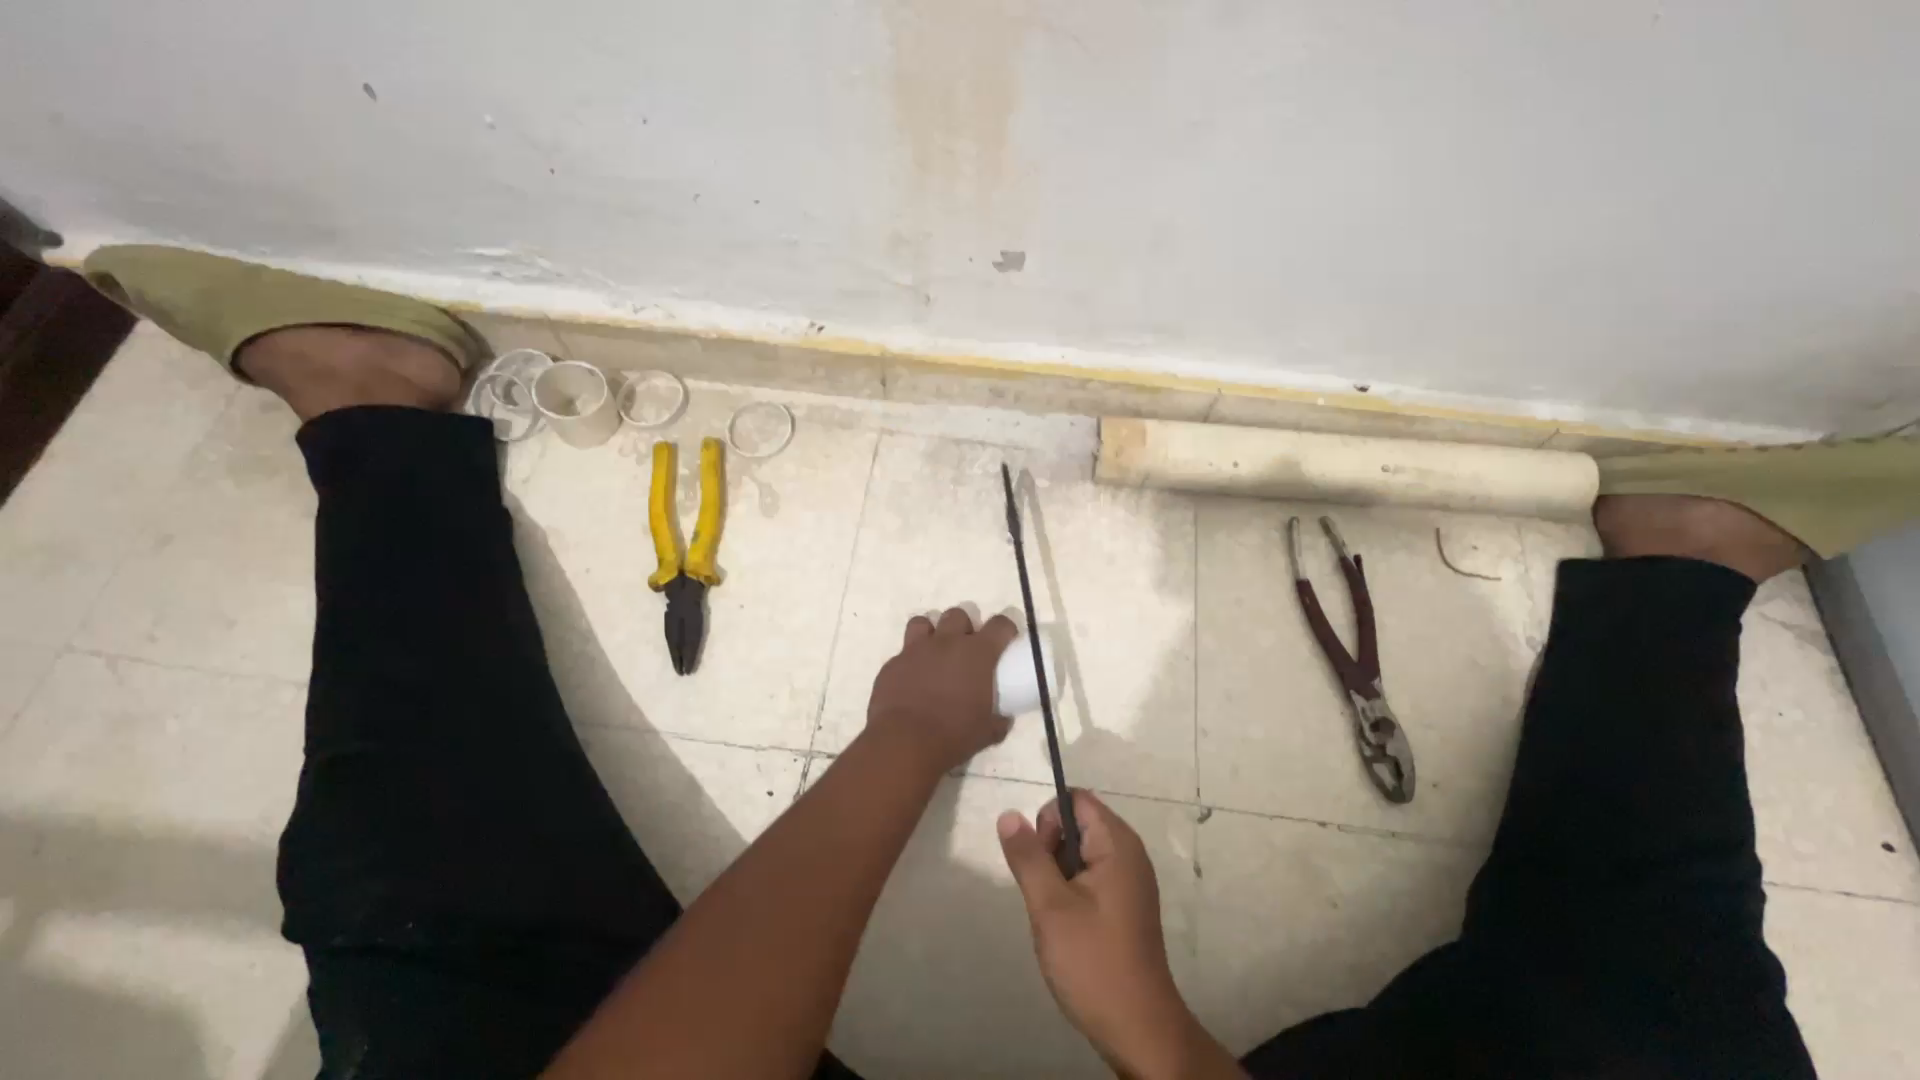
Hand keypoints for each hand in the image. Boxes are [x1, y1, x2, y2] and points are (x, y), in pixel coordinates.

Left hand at [866, 608, 1018, 775]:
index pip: (1000, 624)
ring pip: (923, 622)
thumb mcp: (988, 731)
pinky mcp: (893, 663)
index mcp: (977, 653)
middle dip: (964, 628)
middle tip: (965, 651)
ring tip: (934, 655)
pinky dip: (910, 661)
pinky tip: (911, 681)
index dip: (1005, 630)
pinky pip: (902, 653)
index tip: (1005, 642)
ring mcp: (916, 650)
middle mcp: (947, 642)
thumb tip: (1003, 718)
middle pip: (958, 615)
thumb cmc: (954, 734)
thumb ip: (999, 719)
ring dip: (932, 634)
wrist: (905, 742)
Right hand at [999, 792, 1243, 1079]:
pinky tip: (1067, 927)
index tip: (1041, 862)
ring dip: (1058, 875)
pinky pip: (1091, 877)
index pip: (1076, 800)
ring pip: (1080, 854)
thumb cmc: (1092, 961)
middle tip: (1047, 895)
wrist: (1137, 1027)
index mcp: (1118, 845)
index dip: (1049, 821)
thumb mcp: (1050, 906)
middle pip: (1078, 824)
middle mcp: (1129, 854)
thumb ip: (1028, 856)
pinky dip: (1071, 892)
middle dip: (1051, 850)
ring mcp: (1130, 881)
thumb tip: (1009, 815)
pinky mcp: (1125, 906)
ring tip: (1056, 915)